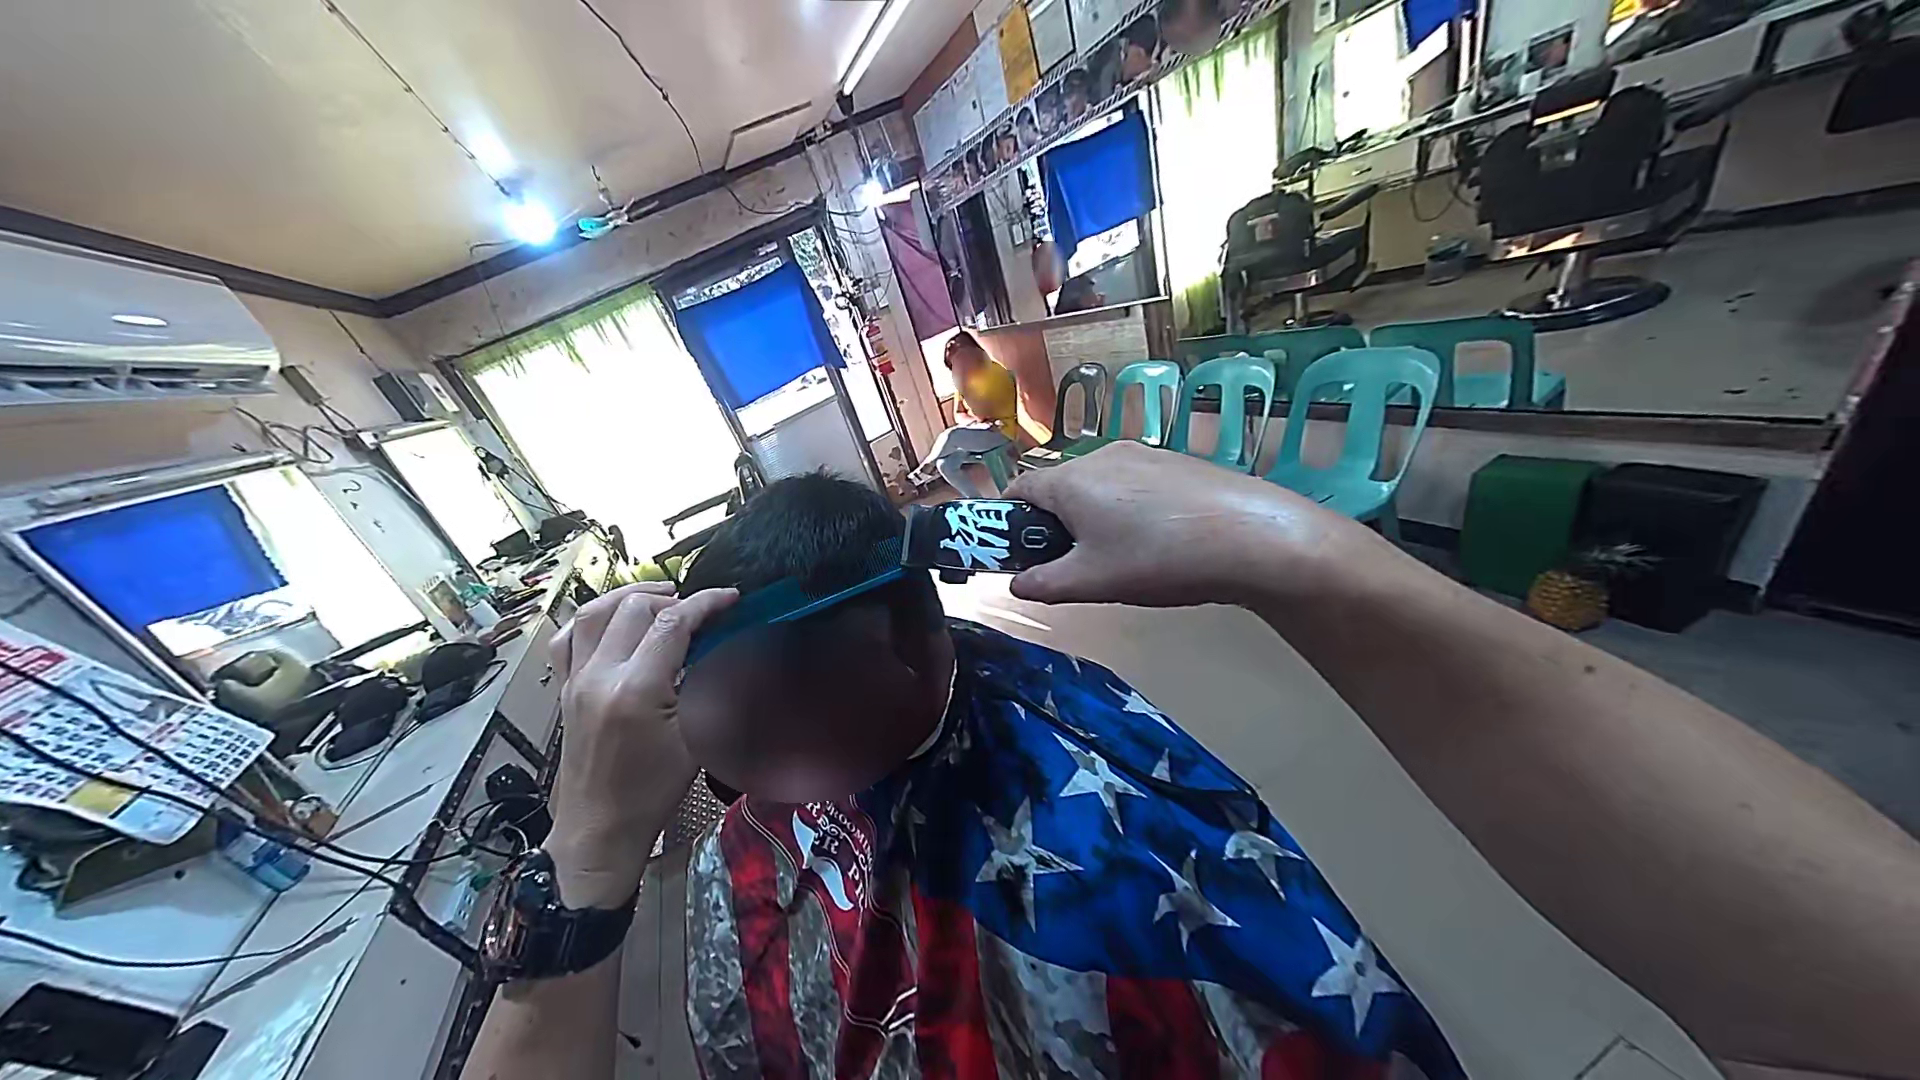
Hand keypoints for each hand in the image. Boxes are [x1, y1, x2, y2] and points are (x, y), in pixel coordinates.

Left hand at [543, 583, 736, 906]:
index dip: (708, 602)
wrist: (599, 829)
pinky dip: (594, 617)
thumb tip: (737, 650)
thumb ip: (717, 688)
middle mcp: (599, 676)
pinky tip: (615, 620)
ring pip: (595, 611)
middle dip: (675, 598)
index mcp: (636, 689)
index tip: (731, 598)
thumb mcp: (699, 739)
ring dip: (632, 597)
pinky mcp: (564, 689)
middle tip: (703, 610)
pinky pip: (570, 636)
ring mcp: (575, 681)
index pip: (674, 622)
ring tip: (663, 599)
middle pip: (634, 607)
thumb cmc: (652, 790)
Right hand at [1004, 441, 1384, 608]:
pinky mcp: (1173, 460)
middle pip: (1059, 487)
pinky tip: (1159, 538)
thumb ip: (1045, 583)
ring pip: (1097, 484)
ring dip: (1092, 515)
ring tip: (1123, 555)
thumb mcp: (1092, 582)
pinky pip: (1132, 481)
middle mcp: (1100, 456)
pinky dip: (1127, 507)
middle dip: (1055, 522)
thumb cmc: (1158, 558)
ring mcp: (1141, 453)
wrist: (1254, 535)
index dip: (1008, 519)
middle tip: (1075, 563)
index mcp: (1070, 481)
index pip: (1019, 488)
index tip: (1019, 550)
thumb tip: (1016, 584)